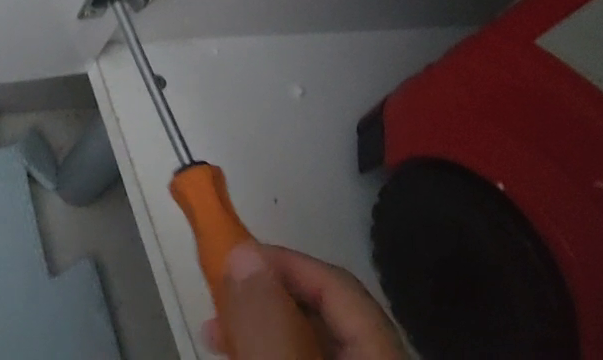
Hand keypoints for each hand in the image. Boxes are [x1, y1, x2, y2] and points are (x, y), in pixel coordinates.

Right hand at [202, 244, 405, 358]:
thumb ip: (267, 321)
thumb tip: (242, 252)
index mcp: (386, 354)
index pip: (338, 286)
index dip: (282, 263)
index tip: (230, 259)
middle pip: (326, 314)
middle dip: (265, 298)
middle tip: (217, 299)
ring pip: (314, 342)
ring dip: (262, 327)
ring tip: (216, 332)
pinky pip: (309, 358)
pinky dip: (273, 351)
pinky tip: (240, 352)